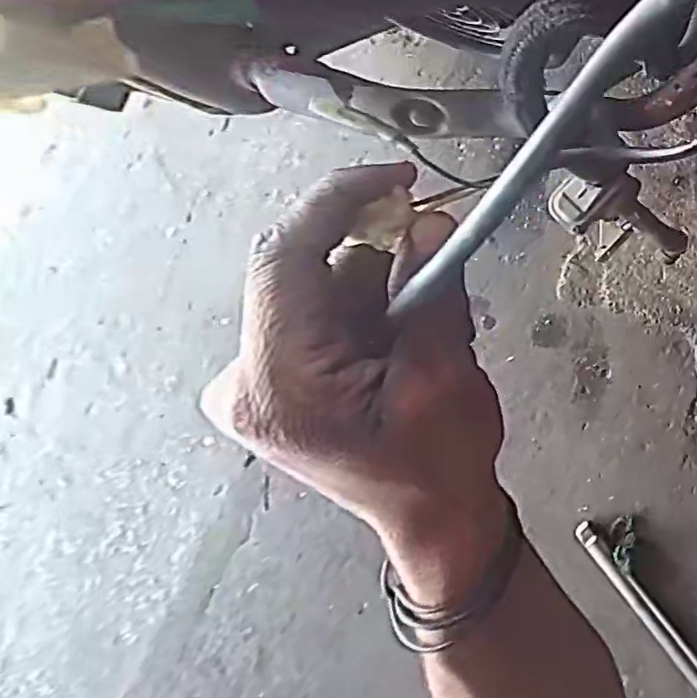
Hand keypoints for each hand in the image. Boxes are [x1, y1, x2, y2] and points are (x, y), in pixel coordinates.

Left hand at [200, 163, 504, 604]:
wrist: (435, 517)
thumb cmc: (440, 464)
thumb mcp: (444, 374)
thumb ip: (433, 292)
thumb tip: (431, 222)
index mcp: (278, 382)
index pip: (286, 260)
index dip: (340, 203)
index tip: (397, 180)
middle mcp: (250, 375)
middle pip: (318, 273)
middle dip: (392, 270)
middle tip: (446, 289)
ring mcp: (264, 376)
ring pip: (334, 288)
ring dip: (396, 294)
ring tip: (435, 342)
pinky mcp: (287, 374)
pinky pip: (336, 310)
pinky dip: (385, 310)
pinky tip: (414, 346)